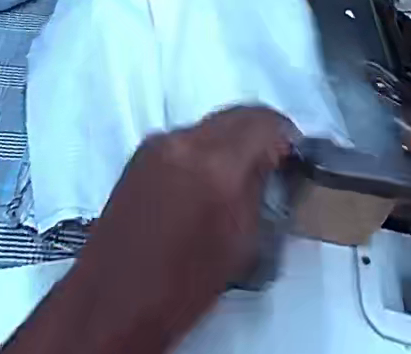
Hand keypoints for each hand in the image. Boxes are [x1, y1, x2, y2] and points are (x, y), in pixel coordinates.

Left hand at [3, 106, 294, 353]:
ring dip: (232, 138)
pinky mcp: (142, 148)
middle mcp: (187, 140)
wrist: (116, 295)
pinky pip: (187, 135)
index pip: (263, 122)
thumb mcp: (241, 242)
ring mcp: (160, 140)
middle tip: (275, 157)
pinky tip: (207, 177)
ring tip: (242, 171)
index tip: (295, 150)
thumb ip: (259, 190)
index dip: (285, 132)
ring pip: (211, 123)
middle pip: (237, 114)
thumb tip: (271, 161)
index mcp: (218, 166)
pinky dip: (205, 147)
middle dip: (260, 131)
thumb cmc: (186, 282)